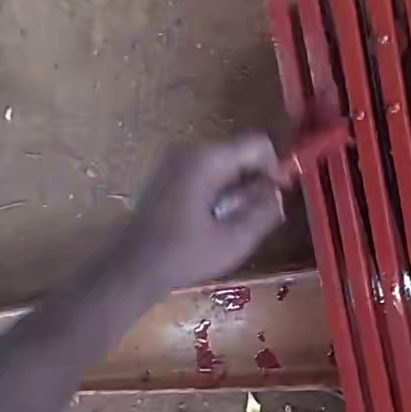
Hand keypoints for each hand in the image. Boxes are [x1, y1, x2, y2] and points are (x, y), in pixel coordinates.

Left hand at [111, 133, 286, 292]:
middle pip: (240, 152)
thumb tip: (279, 194)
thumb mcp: (234, 240)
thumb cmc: (182, 255)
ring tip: (233, 220)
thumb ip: (265, 212)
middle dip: (255, 180)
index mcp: (207, 159)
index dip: (275, 167)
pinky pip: (206, 170)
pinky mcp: (168, 172)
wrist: (131, 267)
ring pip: (225, 162)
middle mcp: (190, 149)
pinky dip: (219, 188)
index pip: (258, 144)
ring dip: (238, 187)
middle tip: (256, 215)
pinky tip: (214, 218)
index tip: (278, 196)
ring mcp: (175, 159)